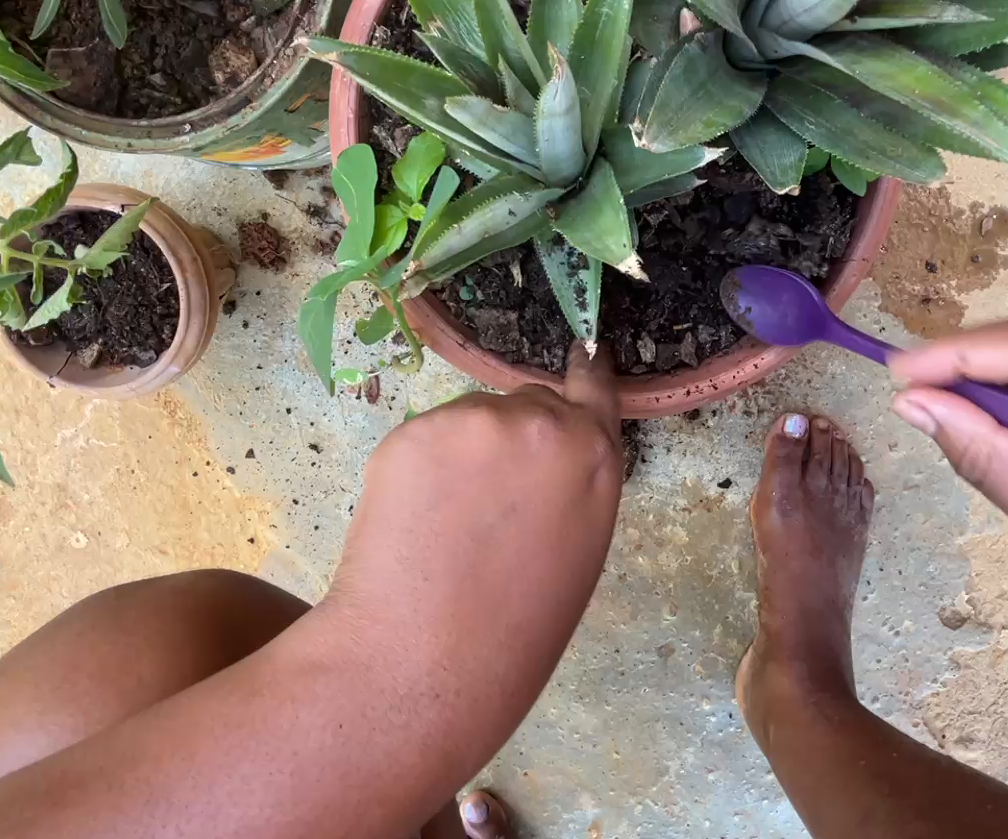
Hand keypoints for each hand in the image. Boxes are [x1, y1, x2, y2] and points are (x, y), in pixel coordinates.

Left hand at [323, 341, 624, 750]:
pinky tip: (415, 516)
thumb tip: (541, 455)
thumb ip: (571, 481)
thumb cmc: (516, 628)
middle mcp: (540, 422)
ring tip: (446, 520)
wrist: (425, 659)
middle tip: (487, 499)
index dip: (585, 368)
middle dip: (514, 436)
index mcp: (594, 456)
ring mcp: (473, 419)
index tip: (582, 348)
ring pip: (472, 419)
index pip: (593, 387)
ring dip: (464, 452)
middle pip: (528, 403)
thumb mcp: (577, 545)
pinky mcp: (413, 428)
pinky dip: (422, 465)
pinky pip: (426, 436)